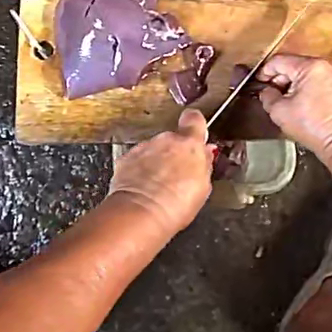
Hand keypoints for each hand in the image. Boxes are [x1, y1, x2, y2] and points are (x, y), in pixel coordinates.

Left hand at [109, 109, 213, 235]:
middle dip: (174, 154)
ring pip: (153, 151)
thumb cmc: (175, 204)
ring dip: (156, 164)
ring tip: (160, 187)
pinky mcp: (126, 158)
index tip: (196, 134)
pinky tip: (144, 189)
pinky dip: (139, 171)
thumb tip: (205, 153)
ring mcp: (144, 147)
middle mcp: (165, 140)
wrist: (141, 212)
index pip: (194, 119)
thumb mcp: (203, 187)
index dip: (195, 124)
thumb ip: (204, 164)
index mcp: (189, 144)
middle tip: (177, 176)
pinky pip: (136, 161)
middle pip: (172, 140)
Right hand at [255, 55, 331, 157]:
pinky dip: (309, 90)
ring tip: (288, 103)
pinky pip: (320, 82)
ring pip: (307, 74)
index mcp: (309, 66)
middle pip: (294, 65)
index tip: (259, 82)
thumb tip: (266, 92)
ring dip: (294, 85)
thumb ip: (267, 96)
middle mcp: (325, 66)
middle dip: (280, 80)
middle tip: (272, 95)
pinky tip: (304, 106)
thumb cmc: (314, 126)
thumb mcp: (278, 111)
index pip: (278, 61)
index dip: (264, 72)